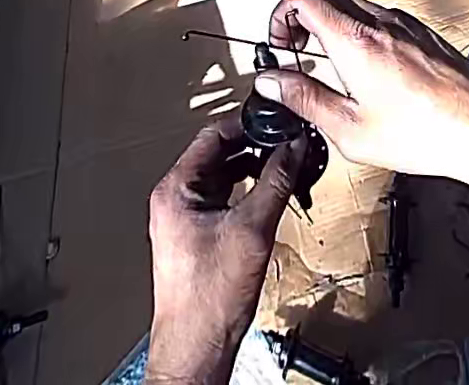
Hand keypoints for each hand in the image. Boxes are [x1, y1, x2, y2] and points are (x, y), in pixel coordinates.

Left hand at [146, 112, 304, 384]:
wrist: (197, 349)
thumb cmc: (210, 298)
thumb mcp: (253, 227)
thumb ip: (275, 180)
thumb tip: (293, 147)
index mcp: (176, 188)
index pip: (213, 135)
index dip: (245, 124)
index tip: (271, 118)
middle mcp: (175, 197)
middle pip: (217, 153)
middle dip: (252, 145)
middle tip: (281, 138)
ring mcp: (184, 216)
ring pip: (221, 174)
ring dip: (250, 167)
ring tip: (280, 162)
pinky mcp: (196, 233)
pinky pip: (223, 195)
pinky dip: (245, 188)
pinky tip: (267, 191)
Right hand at [256, 0, 468, 186]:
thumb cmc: (425, 135)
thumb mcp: (350, 130)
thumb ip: (304, 99)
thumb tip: (271, 81)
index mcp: (356, 41)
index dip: (280, 14)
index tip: (280, 43)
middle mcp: (378, 21)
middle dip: (299, 11)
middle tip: (296, 45)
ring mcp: (400, 20)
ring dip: (327, 19)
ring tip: (329, 61)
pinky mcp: (416, 28)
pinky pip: (374, 12)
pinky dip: (354, 26)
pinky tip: (362, 64)